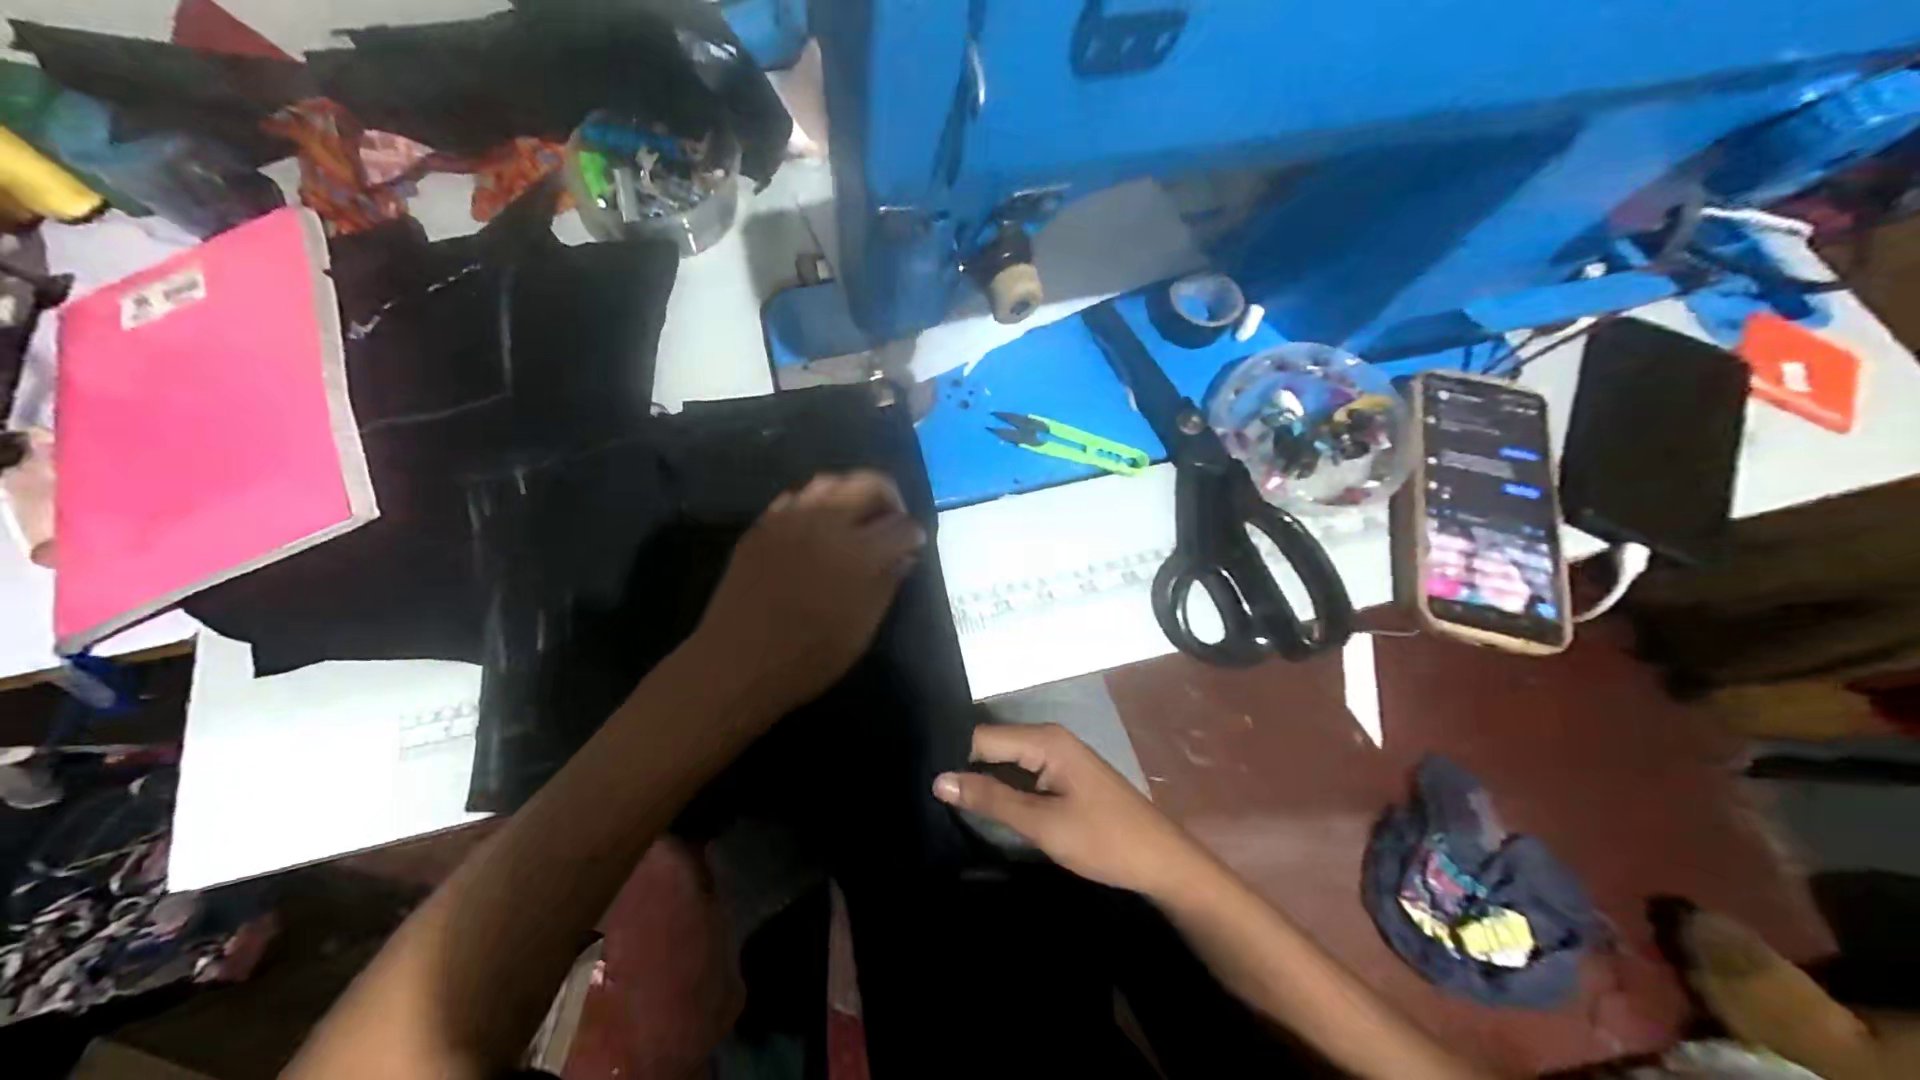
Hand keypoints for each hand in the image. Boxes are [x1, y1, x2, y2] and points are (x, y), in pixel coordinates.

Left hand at [692, 471, 926, 712]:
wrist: (736, 665)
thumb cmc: (807, 658)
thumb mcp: (861, 631)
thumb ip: (886, 585)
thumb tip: (904, 556)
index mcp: (858, 553)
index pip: (901, 525)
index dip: (914, 534)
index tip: (914, 545)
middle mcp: (826, 523)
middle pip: (868, 484)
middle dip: (889, 497)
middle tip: (892, 521)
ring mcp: (789, 520)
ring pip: (830, 481)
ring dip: (852, 492)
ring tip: (858, 517)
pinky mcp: (762, 527)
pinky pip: (796, 497)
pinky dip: (817, 502)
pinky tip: (819, 525)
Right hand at [932, 723, 1204, 896]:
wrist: (1161, 862)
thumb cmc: (1104, 841)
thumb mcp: (1042, 824)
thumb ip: (991, 800)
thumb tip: (939, 780)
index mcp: (1045, 740)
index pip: (982, 736)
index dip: (953, 756)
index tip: (922, 780)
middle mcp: (1049, 738)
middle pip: (992, 744)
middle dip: (964, 766)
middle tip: (927, 792)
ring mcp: (1057, 756)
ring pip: (1005, 759)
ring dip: (981, 778)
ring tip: (944, 799)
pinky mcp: (1061, 775)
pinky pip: (1020, 772)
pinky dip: (1001, 787)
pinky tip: (980, 804)